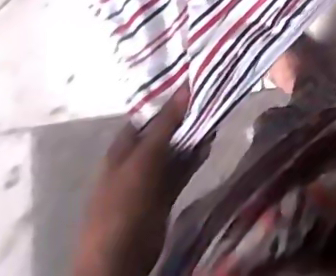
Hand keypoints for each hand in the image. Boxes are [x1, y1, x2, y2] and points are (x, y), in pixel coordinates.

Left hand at [71, 89, 194, 275]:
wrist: (118, 260)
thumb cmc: (125, 202)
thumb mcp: (145, 157)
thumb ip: (166, 123)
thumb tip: (185, 85)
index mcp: (124, 145)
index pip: (150, 112)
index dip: (170, 96)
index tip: (195, 78)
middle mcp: (137, 157)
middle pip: (164, 130)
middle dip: (185, 115)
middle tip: (212, 94)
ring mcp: (151, 178)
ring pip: (176, 149)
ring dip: (193, 135)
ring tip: (217, 115)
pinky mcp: (164, 195)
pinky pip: (182, 170)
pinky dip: (195, 157)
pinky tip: (211, 143)